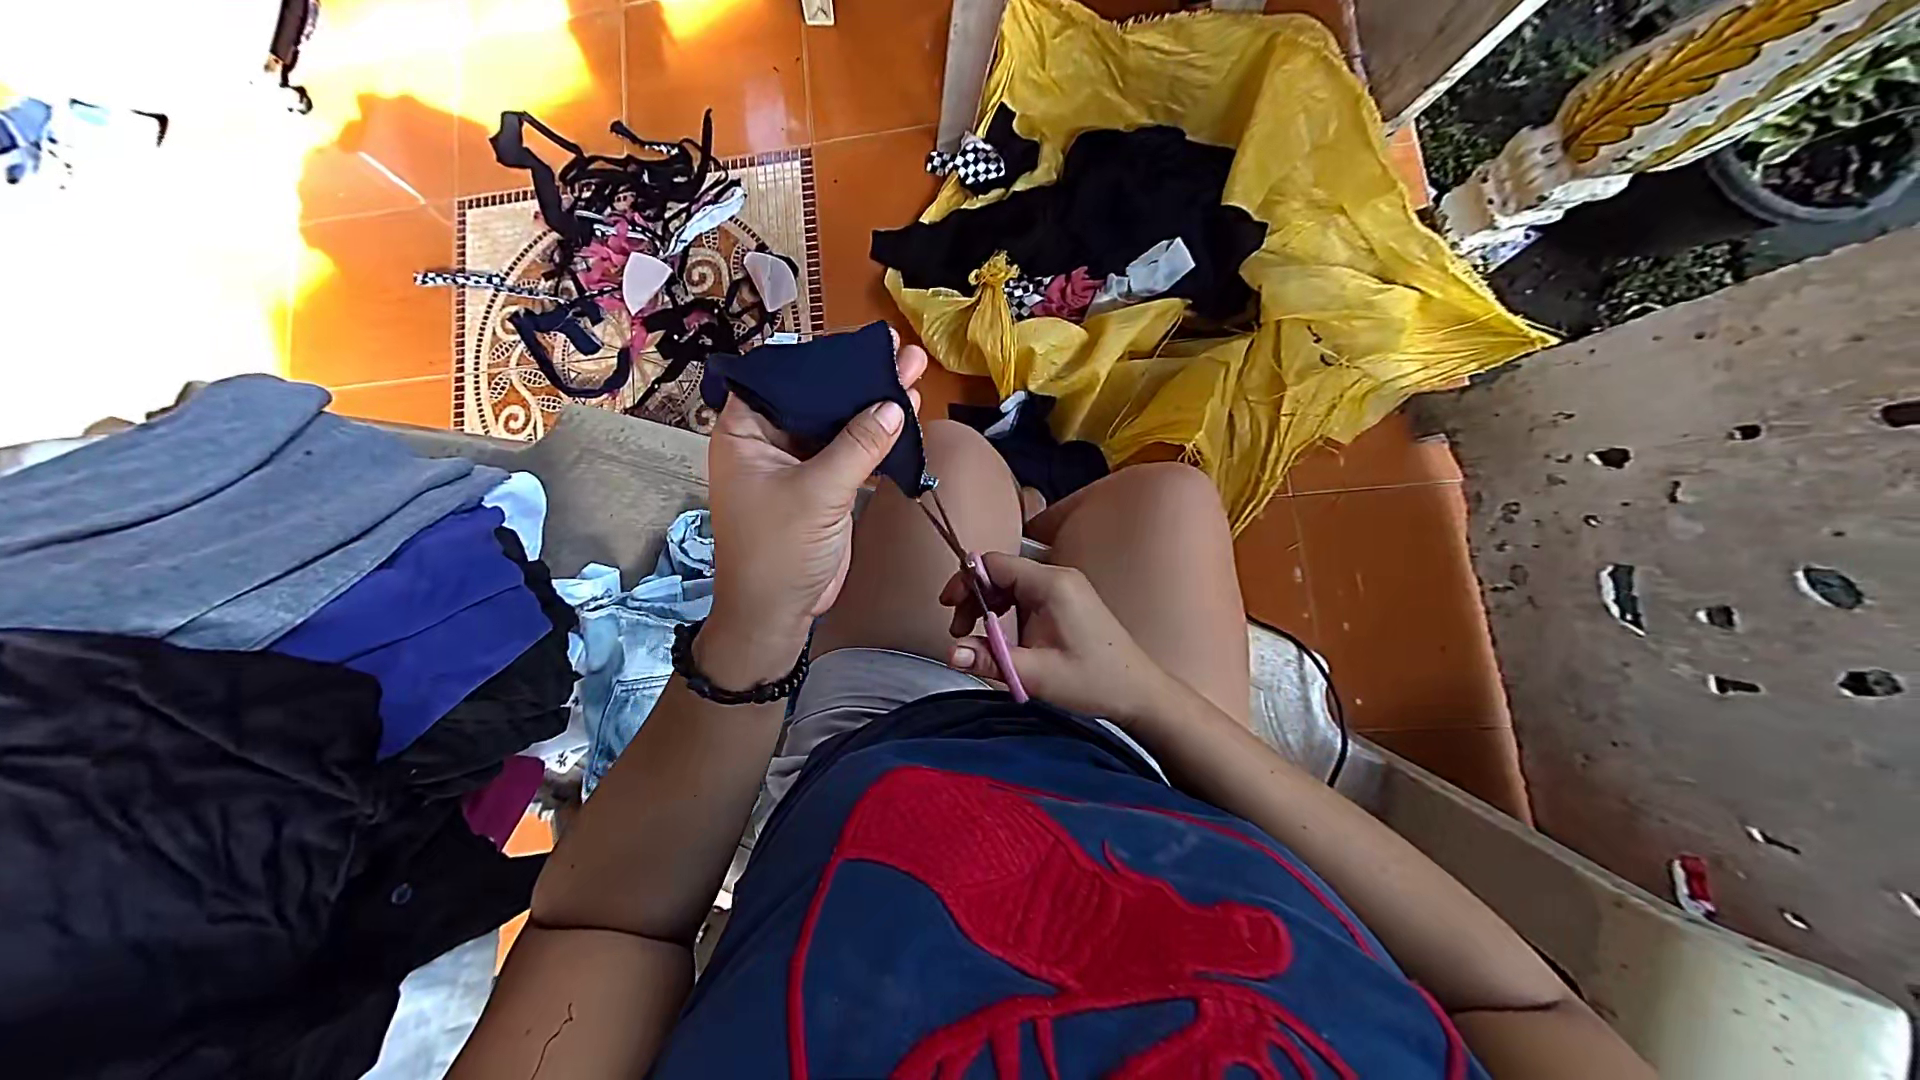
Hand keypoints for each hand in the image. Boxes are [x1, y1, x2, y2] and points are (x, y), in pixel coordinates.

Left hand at [702, 334, 927, 686]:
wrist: (780, 613)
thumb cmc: (777, 552)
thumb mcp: (816, 493)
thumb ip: (857, 446)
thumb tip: (893, 405)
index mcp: (746, 432)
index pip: (782, 378)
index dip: (822, 358)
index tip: (863, 344)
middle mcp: (770, 441)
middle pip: (817, 397)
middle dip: (858, 378)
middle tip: (899, 352)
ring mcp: (799, 464)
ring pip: (838, 423)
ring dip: (873, 404)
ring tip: (913, 372)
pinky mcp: (824, 486)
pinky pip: (852, 451)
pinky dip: (877, 438)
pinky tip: (906, 415)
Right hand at [940, 553, 1175, 725]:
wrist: (1138, 691)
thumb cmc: (1095, 681)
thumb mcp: (1036, 675)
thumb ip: (990, 659)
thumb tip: (951, 653)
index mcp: (1052, 585)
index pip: (994, 563)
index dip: (966, 581)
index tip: (949, 607)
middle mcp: (1058, 576)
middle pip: (999, 571)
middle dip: (973, 596)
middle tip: (960, 630)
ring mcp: (1064, 586)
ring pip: (1009, 581)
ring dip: (987, 603)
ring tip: (975, 635)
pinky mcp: (1066, 598)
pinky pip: (1024, 592)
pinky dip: (1005, 608)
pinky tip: (1000, 633)